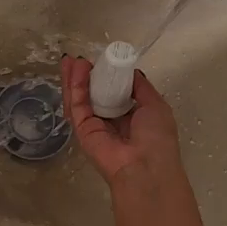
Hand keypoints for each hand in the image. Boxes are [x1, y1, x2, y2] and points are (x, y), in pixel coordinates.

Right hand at [61, 54, 181, 186]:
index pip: (114, 92)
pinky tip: (74, 71)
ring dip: (75, 79)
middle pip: (93, 94)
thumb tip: (131, 71)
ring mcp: (95, 125)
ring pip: (81, 99)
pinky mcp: (82, 130)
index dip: (106, 76)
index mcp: (132, 115)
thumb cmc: (157, 137)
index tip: (100, 61)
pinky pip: (77, 106)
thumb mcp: (155, 105)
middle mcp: (111, 120)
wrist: (144, 167)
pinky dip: (74, 88)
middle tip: (77, 58)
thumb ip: (141, 87)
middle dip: (85, 76)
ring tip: (70, 60)